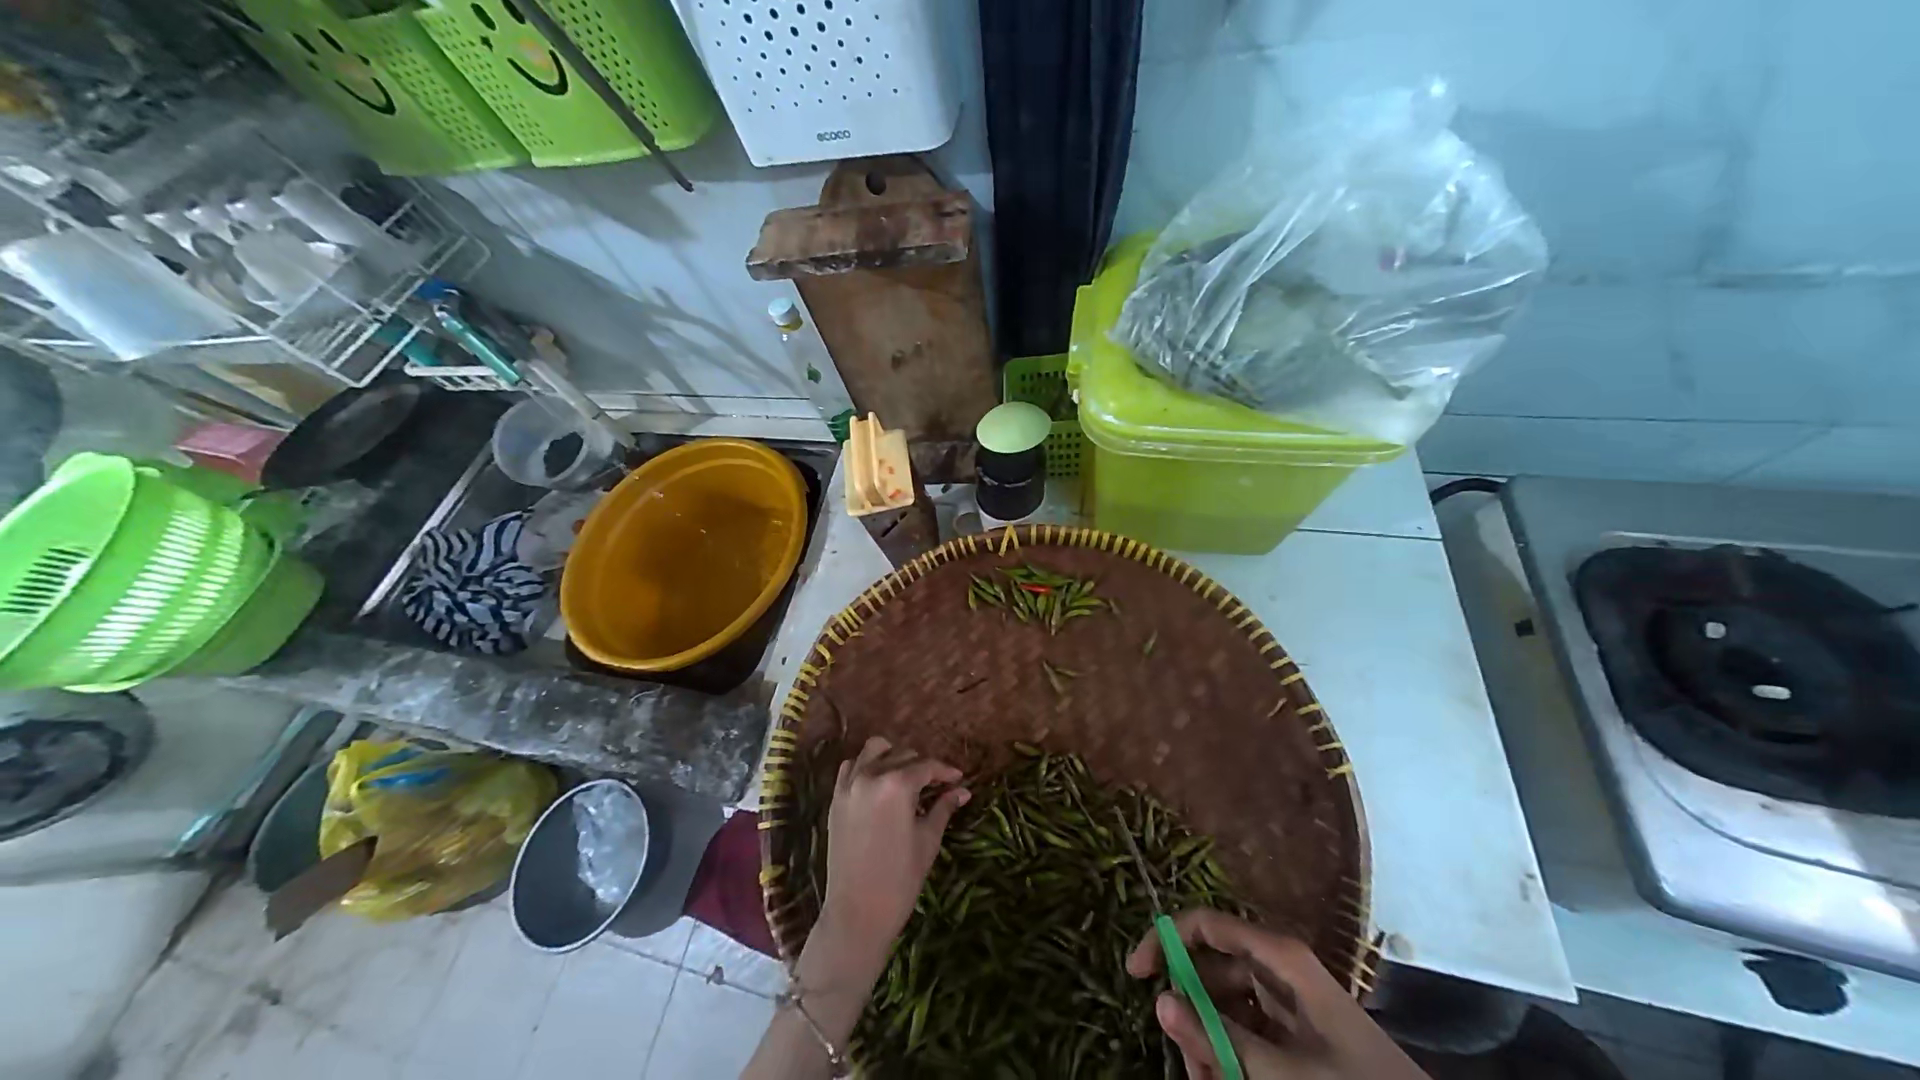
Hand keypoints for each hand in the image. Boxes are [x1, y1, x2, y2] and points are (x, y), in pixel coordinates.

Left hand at [821, 737, 969, 947]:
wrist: (857, 912)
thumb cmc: (900, 879)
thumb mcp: (928, 840)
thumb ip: (943, 808)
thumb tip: (963, 791)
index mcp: (897, 785)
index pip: (927, 766)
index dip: (945, 772)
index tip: (959, 779)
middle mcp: (870, 776)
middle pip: (902, 756)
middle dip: (922, 767)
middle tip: (937, 786)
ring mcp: (848, 786)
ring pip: (873, 752)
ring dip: (893, 757)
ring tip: (906, 779)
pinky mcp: (836, 799)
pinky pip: (851, 768)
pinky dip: (866, 767)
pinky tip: (879, 785)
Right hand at [1127, 909, 1428, 1079]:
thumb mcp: (1281, 1071)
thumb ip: (1218, 1038)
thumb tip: (1157, 1001)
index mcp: (1277, 956)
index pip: (1203, 924)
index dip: (1164, 940)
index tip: (1135, 974)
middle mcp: (1277, 967)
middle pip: (1210, 970)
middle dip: (1190, 1013)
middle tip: (1190, 1066)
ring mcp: (1286, 998)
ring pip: (1224, 1005)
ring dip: (1210, 1043)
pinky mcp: (1295, 1029)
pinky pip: (1246, 1029)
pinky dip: (1231, 1055)